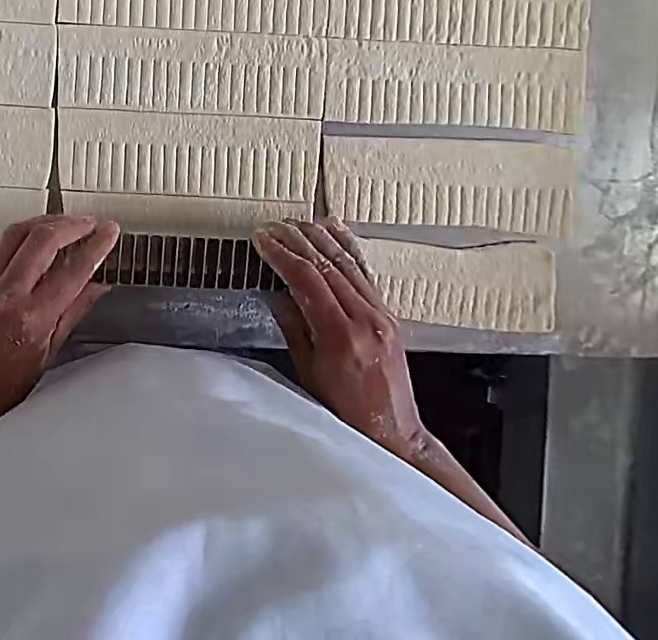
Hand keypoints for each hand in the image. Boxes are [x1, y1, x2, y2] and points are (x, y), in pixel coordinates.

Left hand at [0, 215, 118, 436]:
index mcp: (30, 320)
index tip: (110, 231)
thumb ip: (72, 313)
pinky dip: (28, 238)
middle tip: (92, 223)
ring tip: (69, 224)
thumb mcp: (46, 356)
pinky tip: (42, 244)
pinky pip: (3, 249)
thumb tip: (97, 286)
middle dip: (72, 223)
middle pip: (41, 238)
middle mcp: (4, 296)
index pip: (72, 270)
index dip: (96, 245)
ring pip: (17, 233)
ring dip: (47, 223)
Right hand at [252, 218, 434, 461]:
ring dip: (320, 238)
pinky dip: (348, 248)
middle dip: (297, 240)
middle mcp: (364, 319)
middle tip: (274, 226)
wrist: (394, 436)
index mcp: (340, 337)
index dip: (282, 255)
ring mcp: (381, 314)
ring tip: (298, 222)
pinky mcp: (389, 314)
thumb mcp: (309, 375)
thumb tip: (275, 292)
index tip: (263, 240)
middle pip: (327, 265)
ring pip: (347, 263)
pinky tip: (337, 230)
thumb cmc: (347, 416)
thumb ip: (293, 328)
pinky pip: (365, 273)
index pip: (306, 280)